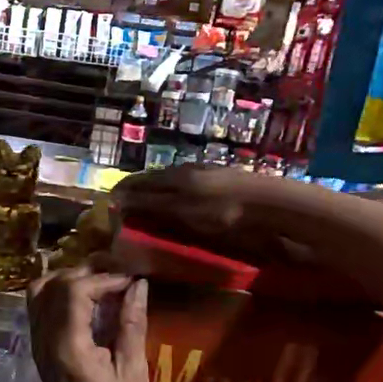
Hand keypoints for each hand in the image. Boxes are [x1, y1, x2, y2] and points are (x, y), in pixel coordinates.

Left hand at [26, 266, 149, 381]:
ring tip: (102, 281)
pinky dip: (59, 290)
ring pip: (40, 289)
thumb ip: (131, 325)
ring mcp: (36, 339)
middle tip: (119, 273)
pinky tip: (86, 297)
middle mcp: (44, 336)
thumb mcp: (132, 373)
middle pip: (54, 284)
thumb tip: (138, 286)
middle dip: (86, 271)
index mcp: (67, 344)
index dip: (103, 278)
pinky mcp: (37, 344)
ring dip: (69, 277)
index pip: (73, 291)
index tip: (131, 280)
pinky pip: (39, 304)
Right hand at [113, 165, 323, 266]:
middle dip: (136, 193)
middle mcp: (184, 169)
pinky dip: (176, 198)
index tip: (107, 207)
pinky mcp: (223, 181)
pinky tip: (182, 208)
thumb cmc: (223, 211)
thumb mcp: (181, 210)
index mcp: (171, 175)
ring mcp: (206, 173)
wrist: (275, 204)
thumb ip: (149, 205)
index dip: (120, 193)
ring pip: (171, 183)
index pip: (135, 181)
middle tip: (126, 211)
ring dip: (157, 195)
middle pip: (152, 180)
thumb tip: (115, 201)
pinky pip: (189, 188)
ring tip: (151, 211)